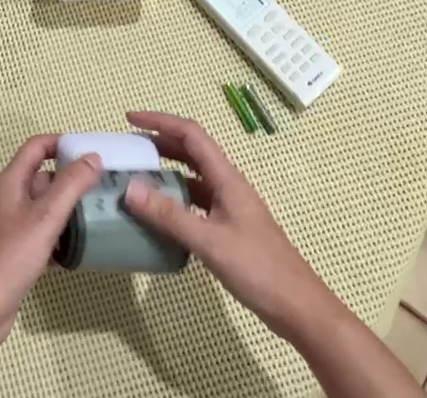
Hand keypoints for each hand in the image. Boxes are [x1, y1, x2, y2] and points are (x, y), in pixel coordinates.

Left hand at [0, 135, 103, 346]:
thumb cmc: (11, 255)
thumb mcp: (45, 216)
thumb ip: (71, 185)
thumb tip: (93, 157)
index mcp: (12, 182)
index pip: (36, 147)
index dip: (61, 142)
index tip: (91, 150)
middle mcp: (10, 198)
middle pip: (44, 178)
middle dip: (72, 180)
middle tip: (104, 186)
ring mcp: (12, 226)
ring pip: (46, 208)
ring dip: (70, 210)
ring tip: (101, 216)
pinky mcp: (17, 251)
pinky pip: (44, 234)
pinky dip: (61, 237)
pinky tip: (82, 249)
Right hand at [121, 111, 323, 329]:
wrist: (298, 307)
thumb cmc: (258, 269)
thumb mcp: (209, 241)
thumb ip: (169, 215)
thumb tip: (130, 188)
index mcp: (227, 178)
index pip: (191, 134)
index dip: (160, 121)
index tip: (130, 119)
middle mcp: (228, 185)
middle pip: (191, 150)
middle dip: (159, 142)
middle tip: (128, 148)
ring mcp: (229, 206)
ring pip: (192, 176)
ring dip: (165, 170)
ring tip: (137, 177)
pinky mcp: (228, 227)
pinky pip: (195, 201)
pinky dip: (174, 198)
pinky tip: (158, 214)